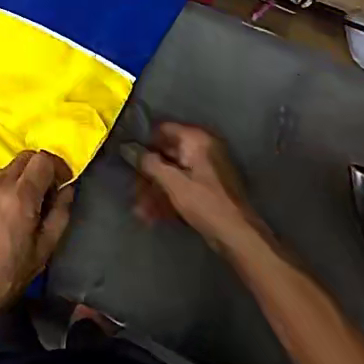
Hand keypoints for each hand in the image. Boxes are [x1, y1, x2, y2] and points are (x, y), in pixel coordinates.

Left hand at [0, 150, 74, 321]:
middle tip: (49, 192)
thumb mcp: (45, 248)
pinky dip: (8, 185)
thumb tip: (67, 191)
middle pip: (28, 157)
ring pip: (11, 167)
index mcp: (21, 196)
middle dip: (43, 169)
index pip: (44, 159)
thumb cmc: (6, 274)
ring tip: (28, 205)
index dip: (59, 168)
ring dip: (25, 177)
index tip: (64, 184)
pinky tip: (9, 210)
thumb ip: (61, 213)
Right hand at [133, 122, 262, 248]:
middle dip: (147, 175)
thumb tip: (129, 148)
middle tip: (132, 192)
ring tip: (140, 212)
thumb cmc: (205, 203)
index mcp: (197, 140)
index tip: (127, 156)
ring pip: (172, 173)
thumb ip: (151, 164)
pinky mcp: (206, 187)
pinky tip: (152, 217)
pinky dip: (167, 197)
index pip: (164, 130)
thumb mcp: (174, 184)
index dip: (145, 142)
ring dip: (155, 191)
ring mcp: (205, 169)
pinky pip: (181, 186)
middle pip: (167, 154)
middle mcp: (202, 149)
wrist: (236, 233)